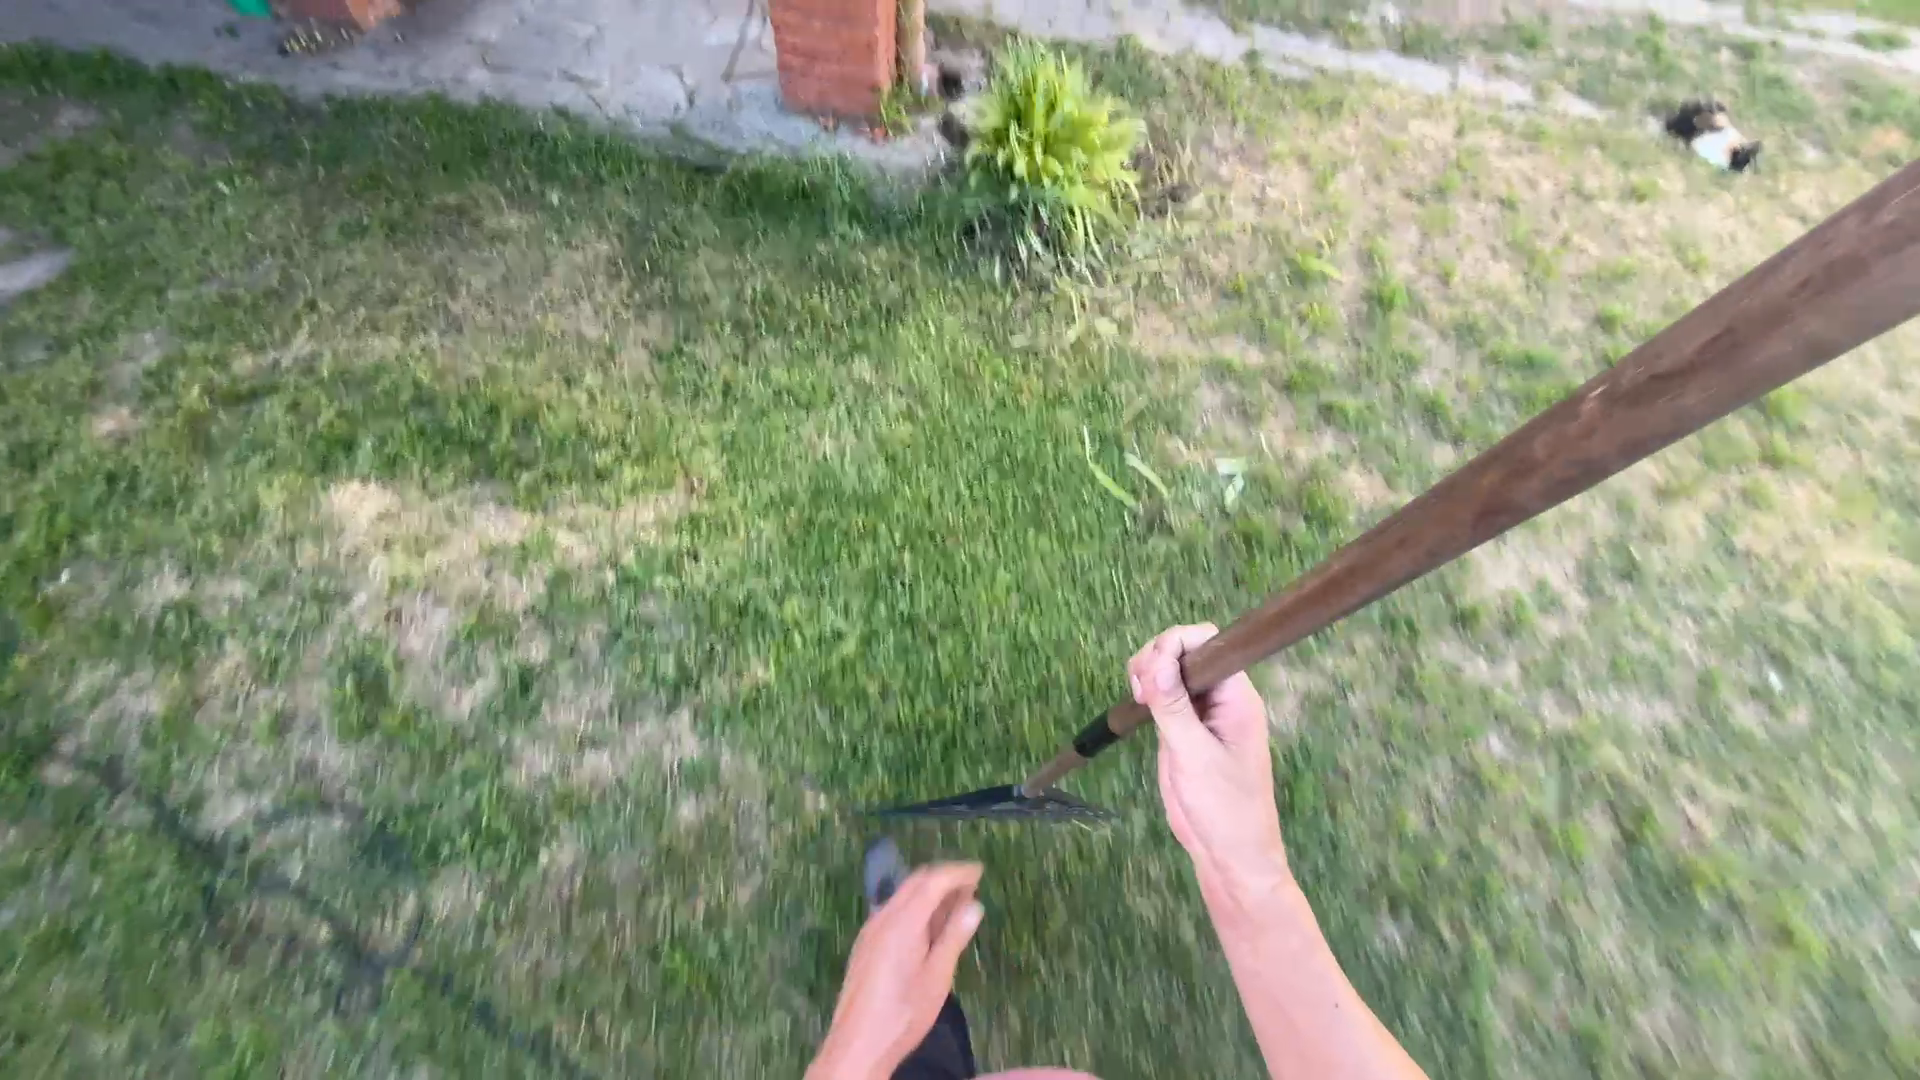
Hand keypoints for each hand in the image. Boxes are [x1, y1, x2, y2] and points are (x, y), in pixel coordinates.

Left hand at [807, 863, 985, 1079]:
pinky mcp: (865, 944)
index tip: (978, 872)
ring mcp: (870, 930)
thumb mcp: (937, 977)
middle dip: (943, 879)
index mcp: (903, 921)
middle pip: (916, 882)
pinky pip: (893, 910)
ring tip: (954, 907)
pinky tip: (927, 928)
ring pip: (903, 895)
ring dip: (929, 892)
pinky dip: (915, 907)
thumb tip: (973, 906)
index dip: (957, 872)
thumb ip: (954, 937)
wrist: (857, 1045)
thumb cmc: (904, 1013)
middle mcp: (883, 917)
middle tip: (970, 887)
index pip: (933, 881)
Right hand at [1129, 624, 1289, 904]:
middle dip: (1156, 656)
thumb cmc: (1222, 806)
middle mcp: (1221, 695)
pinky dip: (1148, 689)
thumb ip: (1173, 705)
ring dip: (1149, 671)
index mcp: (1236, 695)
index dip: (1175, 644)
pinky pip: (1165, 690)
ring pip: (1171, 667)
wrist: (1228, 853)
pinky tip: (1140, 703)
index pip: (1208, 641)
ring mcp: (1202, 710)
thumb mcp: (1194, 754)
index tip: (1152, 673)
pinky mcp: (1186, 725)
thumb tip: (1155, 659)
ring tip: (1139, 697)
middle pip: (1185, 648)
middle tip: (1141, 691)